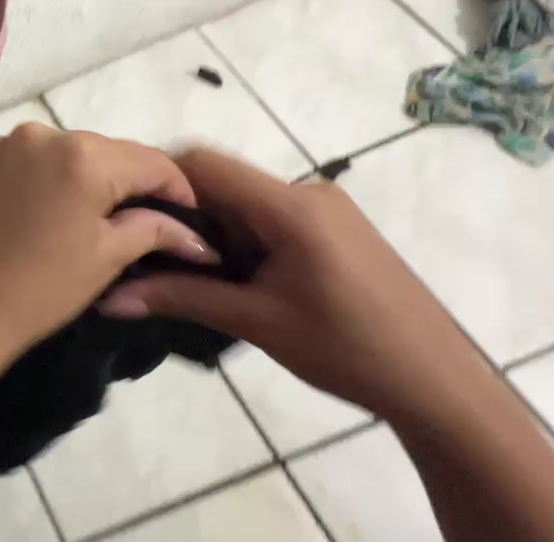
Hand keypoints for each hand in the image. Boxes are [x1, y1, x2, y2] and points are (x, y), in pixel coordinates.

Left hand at [0, 123, 219, 377]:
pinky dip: (56, 177)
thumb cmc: (40, 285)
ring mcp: (10, 143)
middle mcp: (45, 134)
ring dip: (93, 178)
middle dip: (133, 183)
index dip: (178, 191)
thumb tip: (196, 236)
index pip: (151, 162)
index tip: (189, 222)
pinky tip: (57, 211)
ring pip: (72, 153)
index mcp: (83, 155)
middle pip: (110, 152)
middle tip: (149, 224)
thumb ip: (154, 230)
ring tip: (102, 219)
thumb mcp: (107, 256)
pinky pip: (37, 159)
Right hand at [98, 148, 484, 420]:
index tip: (131, 217)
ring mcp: (327, 209)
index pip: (203, 162)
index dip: (160, 180)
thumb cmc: (349, 351)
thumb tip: (108, 296)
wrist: (445, 391)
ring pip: (246, 200)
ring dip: (216, 229)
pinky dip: (244, 237)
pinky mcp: (337, 228)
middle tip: (157, 254)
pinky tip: (241, 278)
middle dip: (186, 213)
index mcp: (290, 205)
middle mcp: (308, 192)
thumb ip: (179, 297)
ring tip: (198, 274)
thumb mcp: (256, 322)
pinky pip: (271, 215)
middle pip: (223, 180)